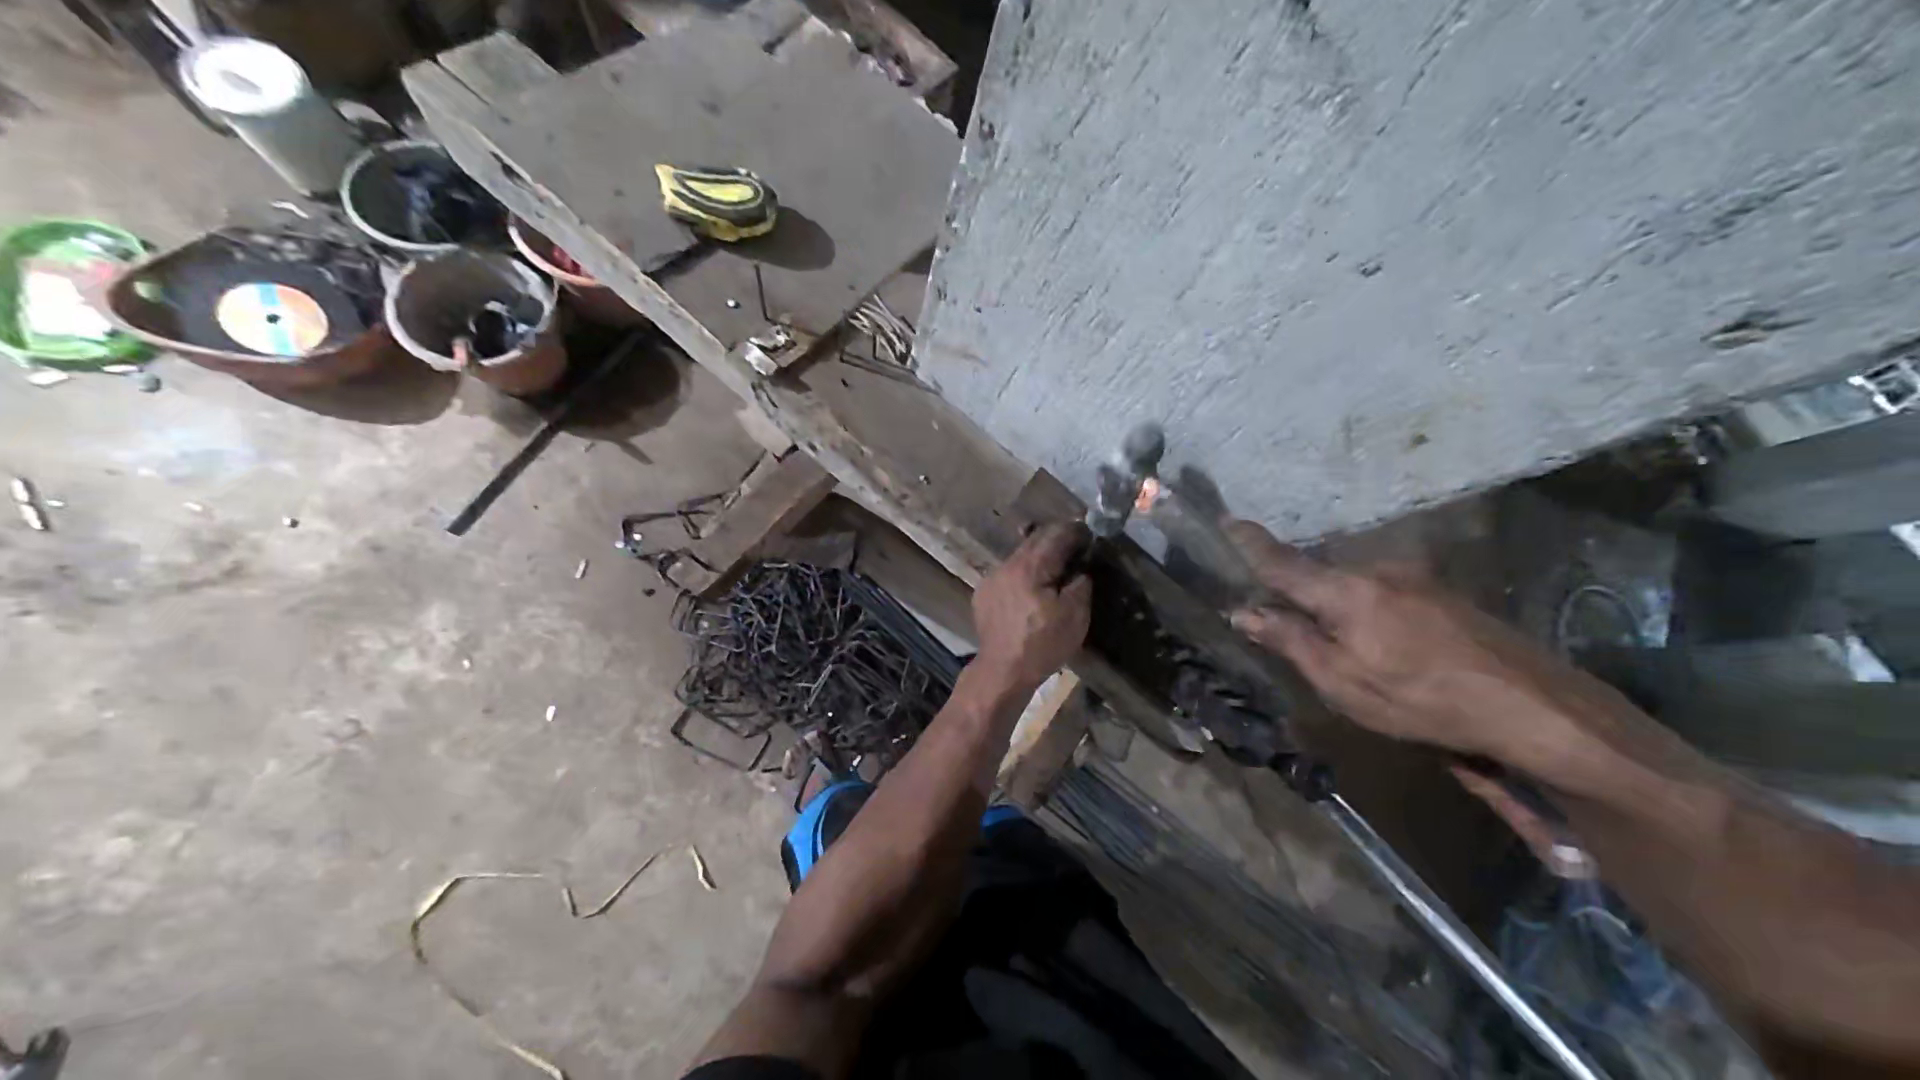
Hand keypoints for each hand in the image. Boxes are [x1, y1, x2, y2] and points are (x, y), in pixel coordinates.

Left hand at [972, 522, 1093, 692]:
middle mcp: (1006, 565)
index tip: (1089, 534)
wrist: (1003, 671)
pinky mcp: (983, 594)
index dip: (1074, 532)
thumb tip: (1082, 568)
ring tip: (1055, 568)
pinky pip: (1007, 573)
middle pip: (1033, 541)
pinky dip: (1023, 574)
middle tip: (1076, 546)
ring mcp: (991, 578)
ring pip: (1019, 557)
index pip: (1055, 535)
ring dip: (1038, 558)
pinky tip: (1032, 588)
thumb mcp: (1075, 616)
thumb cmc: (1042, 644)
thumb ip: (1081, 584)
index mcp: (1029, 566)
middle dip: (1056, 541)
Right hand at [1225, 520, 1632, 781]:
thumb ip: (1290, 641)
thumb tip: (1243, 611)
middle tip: (1278, 622)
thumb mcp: (1343, 682)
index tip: (1225, 521)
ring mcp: (1413, 578)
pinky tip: (1380, 644)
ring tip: (1336, 644)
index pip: (1282, 562)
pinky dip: (1363, 609)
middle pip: (1317, 573)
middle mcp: (1376, 570)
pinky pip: (1379, 591)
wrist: (1533, 707)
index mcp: (1345, 591)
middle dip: (1293, 590)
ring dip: (1332, 604)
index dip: (1250, 543)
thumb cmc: (1422, 699)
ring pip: (1350, 584)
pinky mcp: (1439, 592)